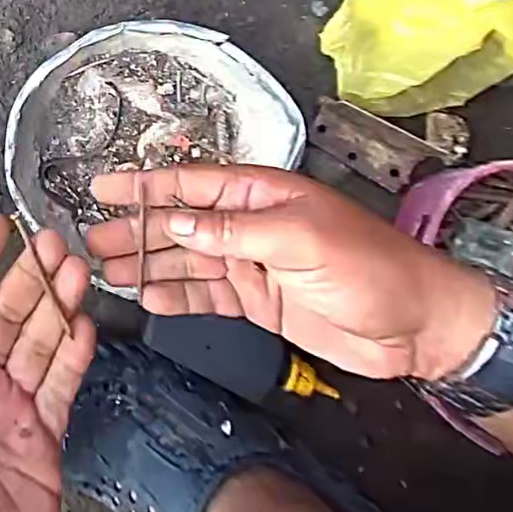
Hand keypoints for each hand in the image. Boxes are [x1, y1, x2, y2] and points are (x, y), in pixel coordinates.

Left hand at [0, 215, 97, 511]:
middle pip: (6, 316)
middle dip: (30, 277)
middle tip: (53, 243)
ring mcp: (8, 411)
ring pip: (38, 342)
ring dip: (57, 304)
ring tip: (76, 271)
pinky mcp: (41, 439)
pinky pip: (61, 385)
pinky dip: (74, 355)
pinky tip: (84, 327)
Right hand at [85, 165, 492, 379]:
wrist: (419, 327)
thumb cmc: (369, 265)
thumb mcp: (298, 237)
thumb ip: (232, 229)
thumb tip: (175, 222)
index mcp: (254, 194)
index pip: (185, 184)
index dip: (141, 185)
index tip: (103, 188)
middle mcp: (243, 224)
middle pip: (175, 224)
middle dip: (134, 231)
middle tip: (93, 241)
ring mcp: (246, 262)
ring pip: (183, 260)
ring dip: (146, 264)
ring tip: (108, 271)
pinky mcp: (253, 298)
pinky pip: (203, 295)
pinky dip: (175, 296)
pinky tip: (148, 297)